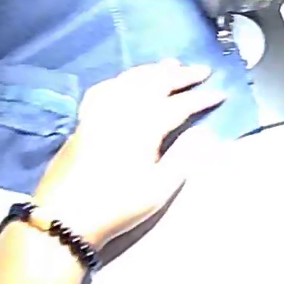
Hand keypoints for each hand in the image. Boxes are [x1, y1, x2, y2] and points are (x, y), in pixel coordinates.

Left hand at [32, 61, 225, 247]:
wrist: (63, 218)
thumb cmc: (117, 205)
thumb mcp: (158, 189)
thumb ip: (183, 157)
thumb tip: (204, 133)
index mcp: (144, 126)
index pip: (180, 104)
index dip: (201, 98)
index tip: (220, 93)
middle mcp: (122, 110)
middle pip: (155, 82)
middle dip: (181, 75)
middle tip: (202, 70)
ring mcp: (101, 111)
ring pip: (130, 80)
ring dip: (153, 70)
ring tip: (171, 65)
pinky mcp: (85, 119)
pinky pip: (106, 88)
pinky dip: (122, 79)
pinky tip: (127, 80)